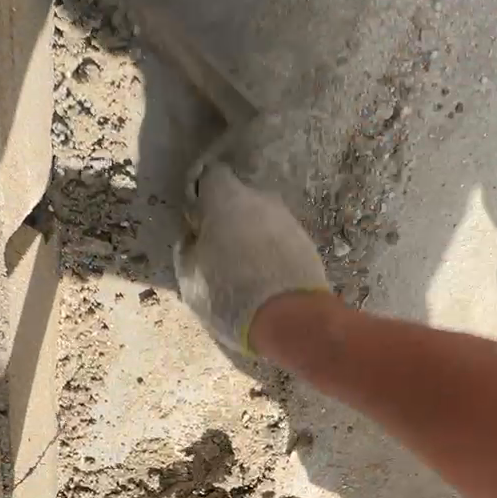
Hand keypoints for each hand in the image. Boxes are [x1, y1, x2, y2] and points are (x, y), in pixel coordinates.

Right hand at [172, 161, 331, 353]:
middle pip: (241, 201)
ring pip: (264, 222)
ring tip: (247, 273)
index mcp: (227, 199)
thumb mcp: (190, 278)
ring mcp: (289, 221)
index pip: (212, 177)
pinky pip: (282, 243)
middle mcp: (262, 200)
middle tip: (221, 252)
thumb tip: (194, 238)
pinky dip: (273, 255)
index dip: (203, 197)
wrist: (290, 320)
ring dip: (254, 239)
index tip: (198, 221)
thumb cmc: (229, 296)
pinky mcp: (308, 244)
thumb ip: (188, 249)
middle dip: (231, 220)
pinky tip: (268, 281)